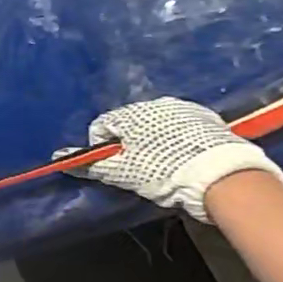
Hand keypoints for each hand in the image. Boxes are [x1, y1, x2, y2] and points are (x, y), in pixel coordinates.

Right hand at [63, 97, 282, 221]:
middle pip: (130, 123)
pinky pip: (180, 126)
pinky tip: (182, 156)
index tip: (114, 164)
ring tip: (162, 161)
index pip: (101, 126)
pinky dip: (176, 138)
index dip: (103, 147)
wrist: (223, 177)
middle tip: (137, 165)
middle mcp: (156, 104)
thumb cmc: (161, 171)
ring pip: (155, 124)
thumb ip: (89, 163)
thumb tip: (59, 157)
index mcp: (130, 114)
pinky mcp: (209, 118)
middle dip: (129, 141)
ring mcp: (185, 109)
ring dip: (152, 139)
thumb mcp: (120, 172)